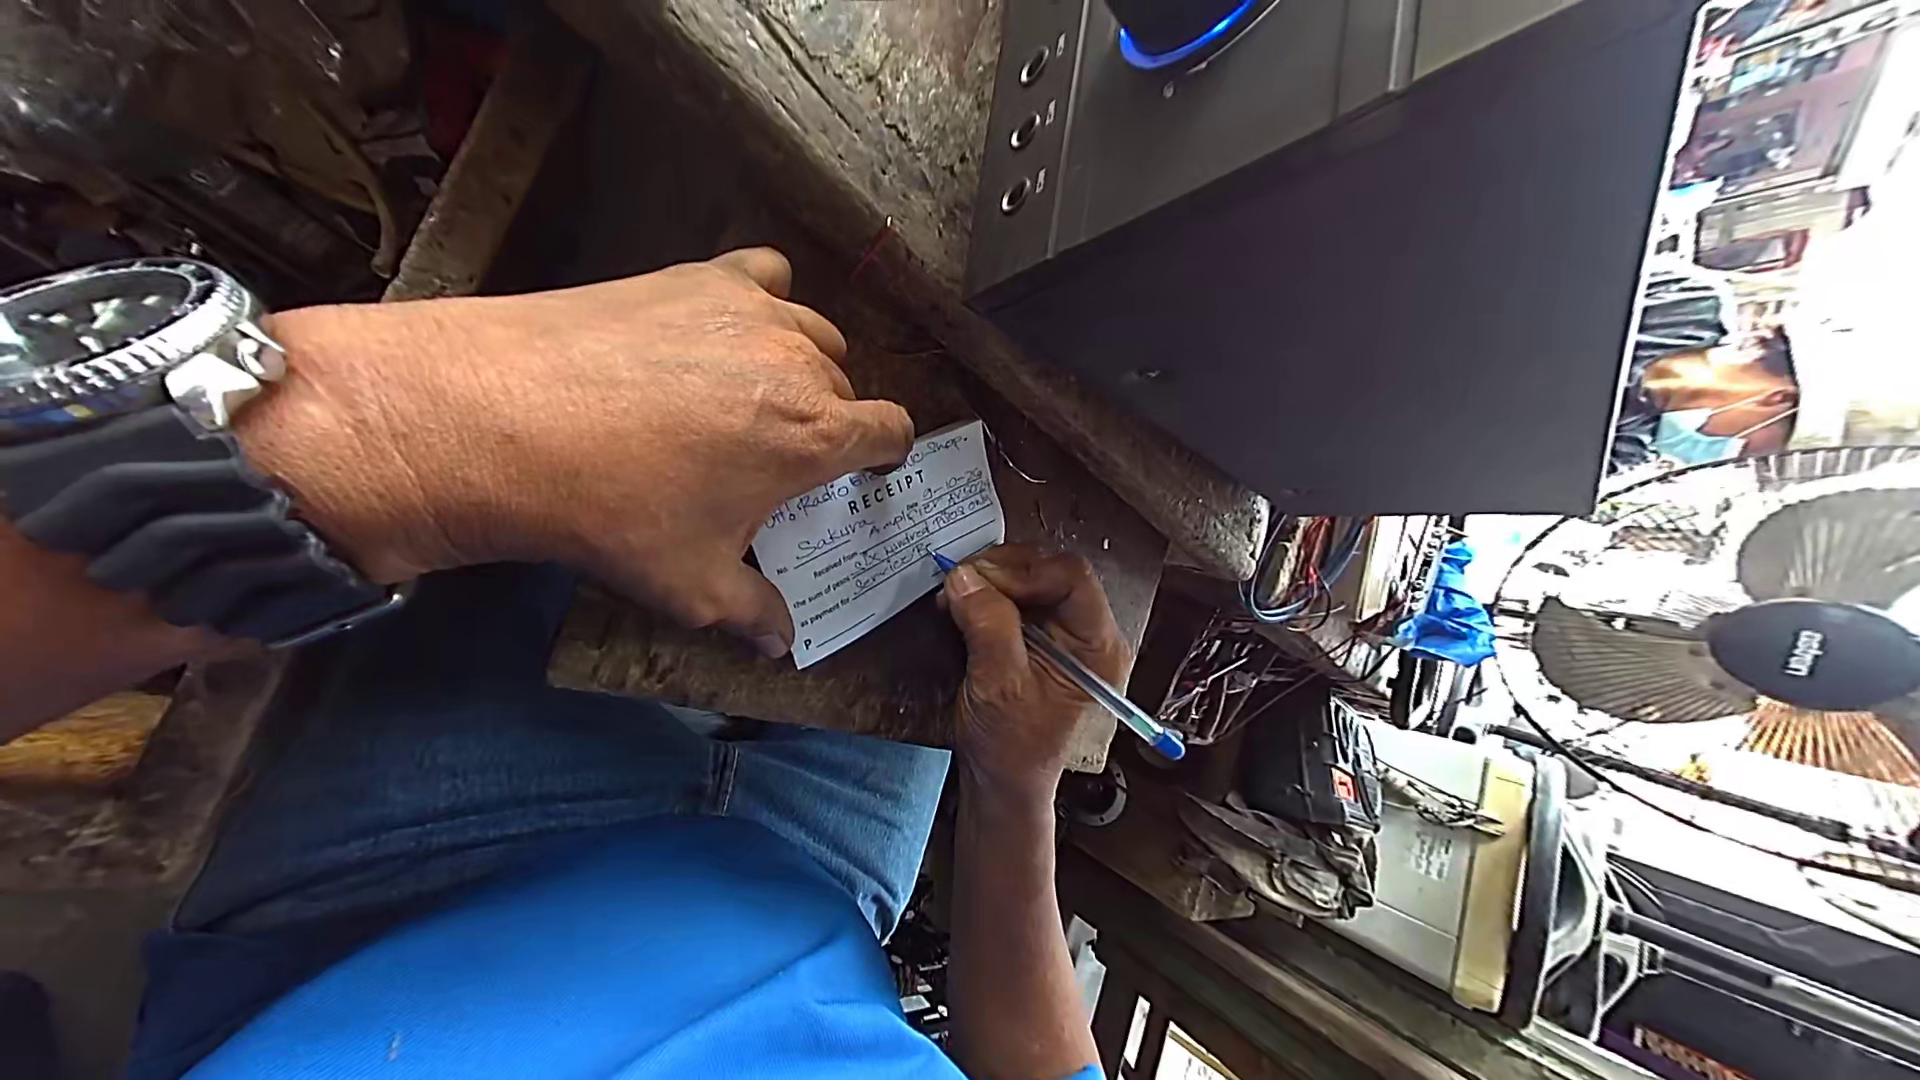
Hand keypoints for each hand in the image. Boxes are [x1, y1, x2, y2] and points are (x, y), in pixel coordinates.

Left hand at [240, 248, 913, 656]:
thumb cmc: (614, 511)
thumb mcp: (693, 583)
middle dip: (832, 417)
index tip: (864, 469)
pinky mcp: (698, 275)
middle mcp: (800, 362)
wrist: (494, 420)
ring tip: (760, 390)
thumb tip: (782, 646)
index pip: (893, 429)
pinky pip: (764, 276)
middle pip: (848, 384)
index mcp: (815, 435)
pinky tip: (730, 326)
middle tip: (784, 449)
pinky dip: (765, 299)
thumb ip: (754, 614)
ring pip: (814, 332)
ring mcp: (750, 310)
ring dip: (806, 363)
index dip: (887, 452)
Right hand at [941, 544, 1130, 795]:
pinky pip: (1014, 593)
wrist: (1002, 780)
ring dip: (990, 577)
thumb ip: (988, 627)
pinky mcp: (1036, 631)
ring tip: (956, 594)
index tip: (981, 582)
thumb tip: (964, 577)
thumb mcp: (1000, 688)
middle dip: (1003, 571)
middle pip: (1051, 570)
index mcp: (1097, 646)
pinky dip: (985, 590)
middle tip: (960, 582)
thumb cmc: (1012, 747)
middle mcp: (1086, 630)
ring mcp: (1060, 629)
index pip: (1073, 579)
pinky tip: (962, 602)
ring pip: (1030, 576)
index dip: (1026, 572)